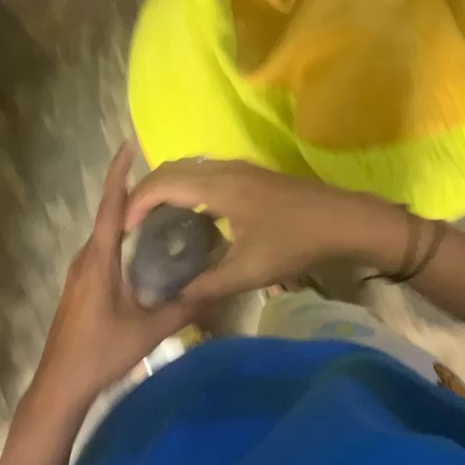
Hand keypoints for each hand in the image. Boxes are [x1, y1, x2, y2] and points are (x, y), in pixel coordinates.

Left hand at [30, 145, 199, 405]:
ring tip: (160, 210)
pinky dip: (122, 240)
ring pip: (106, 235)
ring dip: (128, 219)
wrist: (60, 386)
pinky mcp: (80, 286)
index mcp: (99, 260)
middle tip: (165, 182)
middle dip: (133, 194)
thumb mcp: (147, 332)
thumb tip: (215, 290)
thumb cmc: (100, 353)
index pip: (110, 206)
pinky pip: (103, 251)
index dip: (119, 174)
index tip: (128, 145)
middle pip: (109, 216)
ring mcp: (80, 272)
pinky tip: (142, 251)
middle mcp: (86, 258)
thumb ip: (181, 309)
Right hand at [123, 158, 403, 301]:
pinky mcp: (248, 173)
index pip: (162, 184)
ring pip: (187, 168)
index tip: (122, 230)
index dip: (136, 204)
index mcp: (217, 185)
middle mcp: (222, 168)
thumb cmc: (295, 243)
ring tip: (154, 221)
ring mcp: (237, 167)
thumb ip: (208, 283)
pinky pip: (203, 172)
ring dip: (165, 187)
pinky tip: (190, 216)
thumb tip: (173, 297)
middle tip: (131, 225)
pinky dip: (185, 187)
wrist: (343, 219)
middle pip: (170, 169)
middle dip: (145, 192)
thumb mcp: (250, 271)